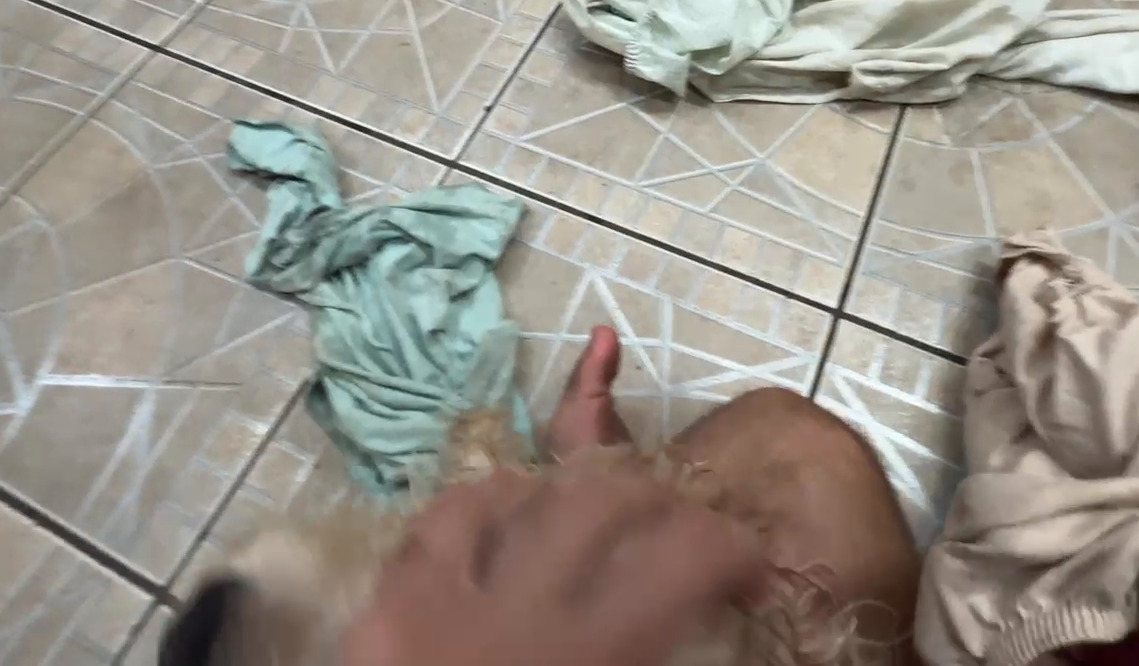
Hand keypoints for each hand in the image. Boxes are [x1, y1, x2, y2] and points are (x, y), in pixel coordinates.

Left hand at [342, 468, 763, 665]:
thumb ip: (650, 654)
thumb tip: (694, 631)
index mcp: (588, 658)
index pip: (680, 564)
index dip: (728, 546)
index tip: (748, 562)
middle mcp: (519, 615)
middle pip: (602, 504)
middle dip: (653, 497)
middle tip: (673, 517)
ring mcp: (444, 600)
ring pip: (524, 492)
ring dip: (572, 490)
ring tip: (594, 505)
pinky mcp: (389, 604)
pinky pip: (444, 515)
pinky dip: (486, 499)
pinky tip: (505, 506)